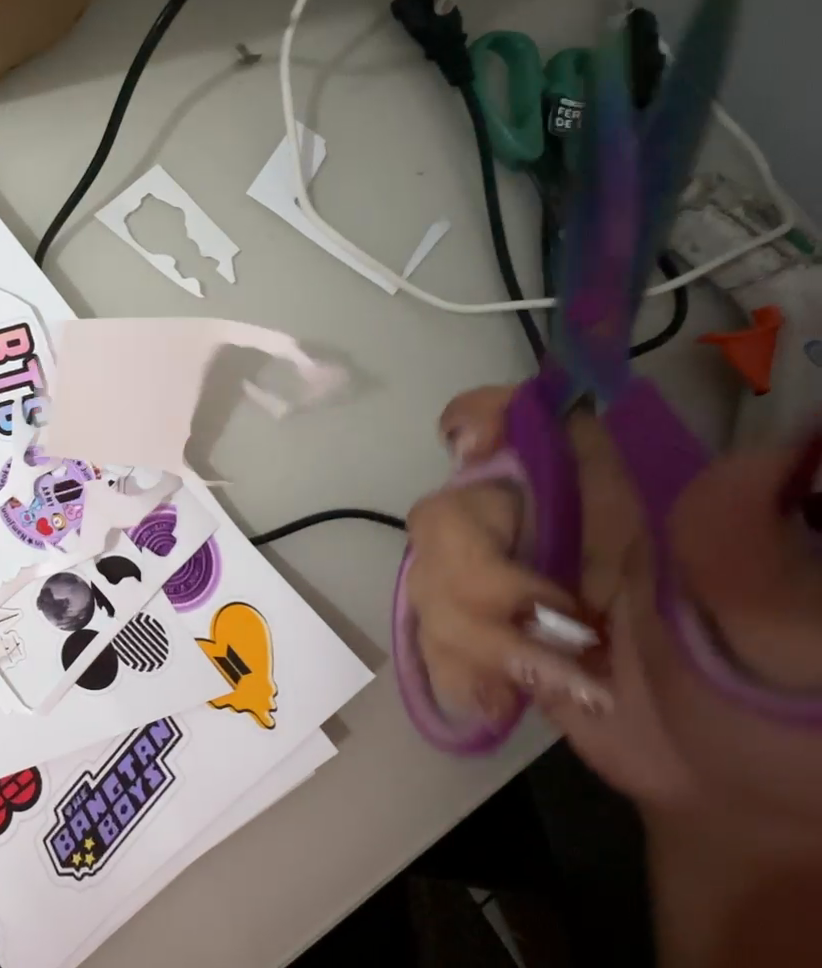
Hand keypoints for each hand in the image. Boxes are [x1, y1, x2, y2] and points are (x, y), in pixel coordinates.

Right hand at [406, 386, 821, 814]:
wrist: (730, 789)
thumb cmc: (773, 708)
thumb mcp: (785, 634)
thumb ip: (747, 551)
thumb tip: (766, 458)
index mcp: (616, 507)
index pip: (531, 426)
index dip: (484, 419)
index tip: (471, 451)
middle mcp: (548, 532)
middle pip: (449, 511)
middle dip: (475, 577)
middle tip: (548, 632)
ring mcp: (504, 584)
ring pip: (427, 577)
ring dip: (476, 639)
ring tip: (555, 682)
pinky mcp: (479, 635)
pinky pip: (424, 631)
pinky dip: (456, 668)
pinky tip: (503, 697)